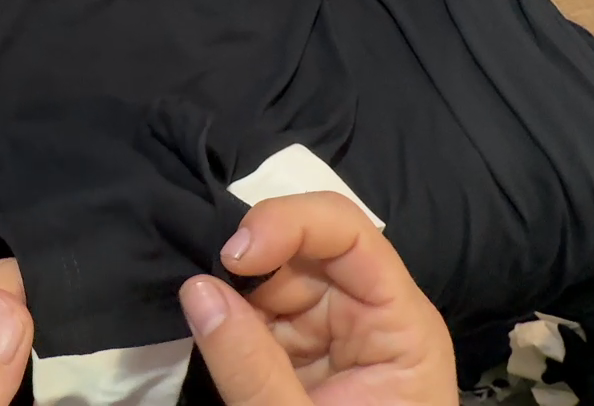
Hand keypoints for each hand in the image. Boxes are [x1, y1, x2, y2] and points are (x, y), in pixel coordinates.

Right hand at [179, 192, 453, 404]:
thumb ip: (254, 370)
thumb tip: (195, 287)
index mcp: (397, 322)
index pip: (347, 232)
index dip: (289, 222)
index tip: (235, 255)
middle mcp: (363, 306)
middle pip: (302, 239)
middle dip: (250, 253)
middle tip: (207, 284)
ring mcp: (325, 321)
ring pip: (268, 264)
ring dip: (230, 279)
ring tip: (207, 313)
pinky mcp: (292, 339)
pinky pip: (251, 298)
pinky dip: (223, 304)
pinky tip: (212, 323)